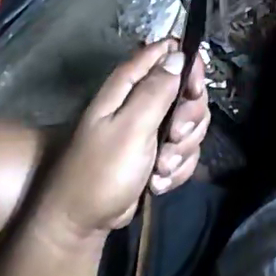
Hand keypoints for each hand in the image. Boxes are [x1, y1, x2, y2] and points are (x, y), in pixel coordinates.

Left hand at [36, 40, 209, 239]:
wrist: (83, 221)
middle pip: (187, 91)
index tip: (193, 91)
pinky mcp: (157, 153)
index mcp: (128, 85)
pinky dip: (176, 168)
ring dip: (181, 151)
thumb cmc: (101, 171)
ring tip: (158, 169)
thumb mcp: (130, 128)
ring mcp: (150, 128)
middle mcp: (141, 100)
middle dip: (189, 119)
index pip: (167, 53)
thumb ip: (156, 90)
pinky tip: (157, 182)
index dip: (188, 65)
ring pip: (190, 124)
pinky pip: (184, 151)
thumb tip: (178, 55)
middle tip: (174, 138)